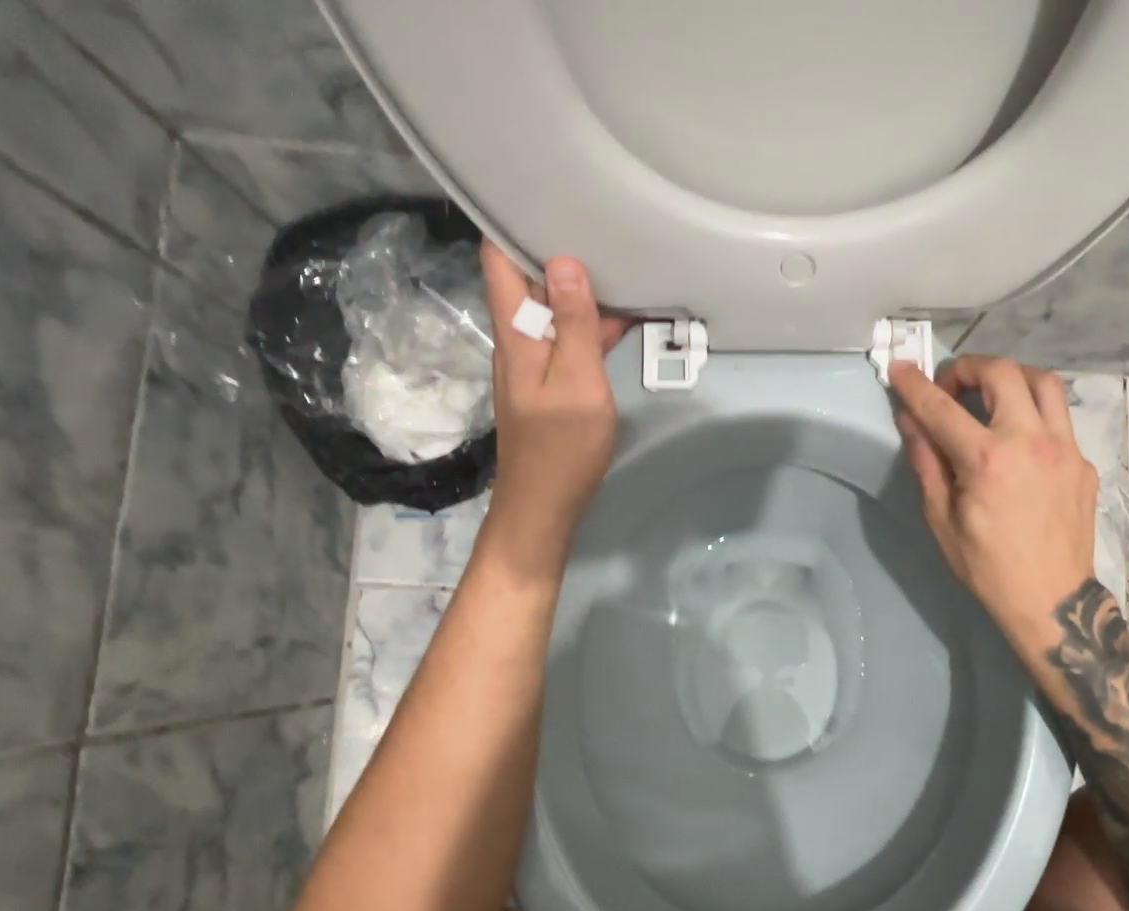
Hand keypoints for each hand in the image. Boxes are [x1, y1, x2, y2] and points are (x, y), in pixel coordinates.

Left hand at [476, 243, 630, 578]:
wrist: (545, 505)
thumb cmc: (561, 446)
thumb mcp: (576, 382)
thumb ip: (573, 323)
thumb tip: (566, 260)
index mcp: (516, 331)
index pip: (499, 260)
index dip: (510, 220)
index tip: (540, 186)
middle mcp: (520, 338)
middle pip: (531, 278)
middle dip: (558, 246)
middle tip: (598, 211)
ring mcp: (538, 360)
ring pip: (557, 308)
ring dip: (584, 285)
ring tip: (622, 253)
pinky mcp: (555, 381)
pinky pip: (572, 338)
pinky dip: (595, 322)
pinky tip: (629, 313)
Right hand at [888, 355, 1099, 654]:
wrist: (1051, 599)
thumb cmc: (986, 567)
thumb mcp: (941, 519)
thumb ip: (926, 462)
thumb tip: (911, 420)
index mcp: (988, 460)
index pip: (942, 407)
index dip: (916, 384)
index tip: (901, 367)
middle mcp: (1031, 441)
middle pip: (1002, 372)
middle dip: (969, 368)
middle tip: (951, 388)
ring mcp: (1065, 448)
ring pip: (1044, 383)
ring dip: (1011, 378)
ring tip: (991, 396)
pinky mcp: (1084, 462)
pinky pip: (1059, 420)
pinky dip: (1033, 416)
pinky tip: (1019, 444)